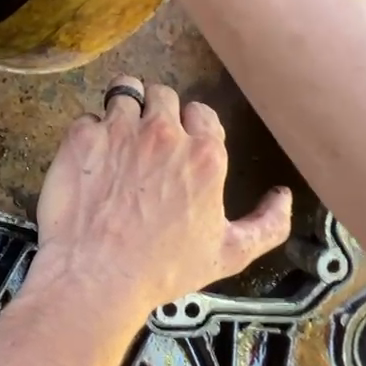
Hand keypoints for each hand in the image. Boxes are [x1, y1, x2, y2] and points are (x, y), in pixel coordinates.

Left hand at [27, 76, 293, 311]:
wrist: (98, 273)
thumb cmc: (164, 268)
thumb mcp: (230, 253)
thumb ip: (267, 224)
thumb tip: (283, 196)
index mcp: (205, 156)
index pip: (201, 112)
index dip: (190, 124)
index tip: (180, 141)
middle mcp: (164, 134)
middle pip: (162, 94)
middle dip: (155, 109)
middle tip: (144, 136)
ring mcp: (120, 131)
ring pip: (124, 92)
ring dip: (122, 109)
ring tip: (115, 135)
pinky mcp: (82, 136)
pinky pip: (87, 117)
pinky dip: (88, 132)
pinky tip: (88, 157)